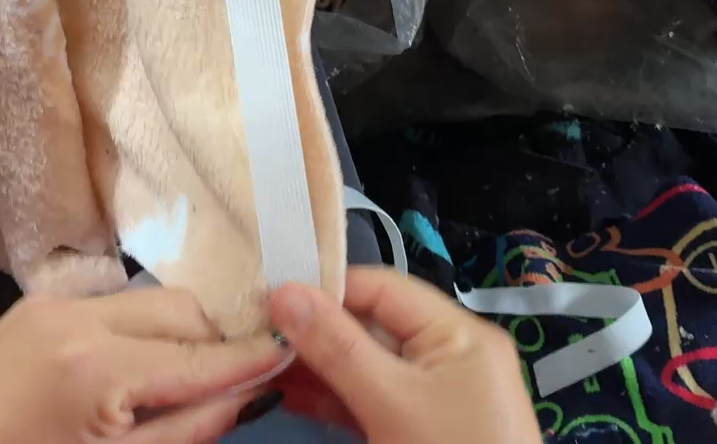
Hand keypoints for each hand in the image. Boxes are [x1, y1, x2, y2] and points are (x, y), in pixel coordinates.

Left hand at [0, 286, 288, 442]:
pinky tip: (142, 360)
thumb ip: (186, 431)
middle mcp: (82, 315)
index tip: (288, 349)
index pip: (195, 358)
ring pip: (153, 298)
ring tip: (187, 370)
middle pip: (181, 308)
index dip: (247, 356)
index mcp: (96, 370)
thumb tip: (244, 393)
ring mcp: (60, 299)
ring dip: (181, 330)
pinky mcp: (44, 297)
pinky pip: (117, 302)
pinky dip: (143, 327)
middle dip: (215, 337)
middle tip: (233, 372)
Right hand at [270, 267, 541, 443]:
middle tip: (258, 331)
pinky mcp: (421, 431)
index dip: (326, 287)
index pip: (381, 287)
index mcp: (458, 332)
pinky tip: (290, 394)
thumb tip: (283, 292)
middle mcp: (450, 354)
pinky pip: (373, 400)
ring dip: (317, 366)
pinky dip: (335, 398)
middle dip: (315, 330)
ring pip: (367, 365)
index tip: (271, 297)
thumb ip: (337, 346)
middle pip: (371, 324)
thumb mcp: (392, 405)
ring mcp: (436, 396)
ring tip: (262, 362)